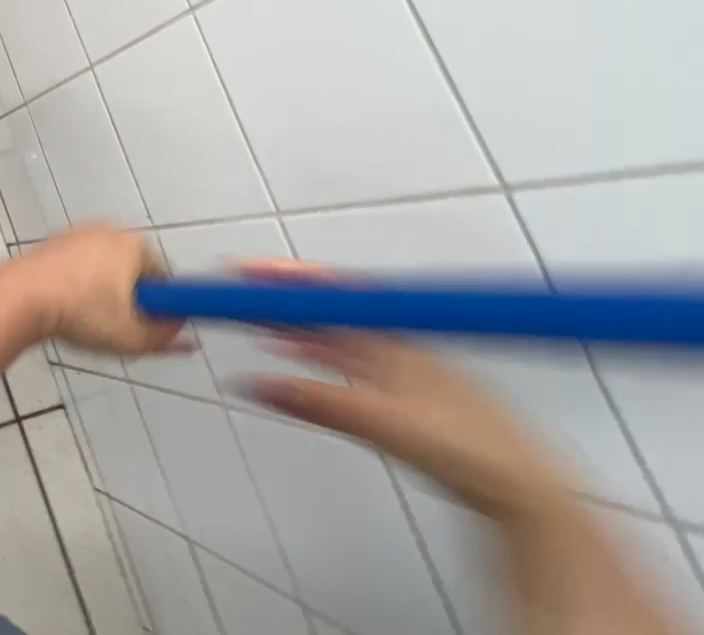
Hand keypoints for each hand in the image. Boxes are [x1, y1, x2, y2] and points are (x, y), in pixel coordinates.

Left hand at [9, 226, 185, 354]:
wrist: (20, 297)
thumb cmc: (82, 312)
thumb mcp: (133, 337)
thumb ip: (166, 337)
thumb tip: (184, 337)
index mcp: (134, 243)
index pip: (164, 276)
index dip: (159, 305)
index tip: (145, 325)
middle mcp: (107, 229)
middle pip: (132, 269)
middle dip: (128, 297)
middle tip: (115, 325)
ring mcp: (75, 233)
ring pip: (102, 268)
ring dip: (100, 291)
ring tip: (86, 317)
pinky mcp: (50, 243)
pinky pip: (76, 266)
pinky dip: (76, 284)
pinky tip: (65, 306)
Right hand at [244, 267, 572, 520]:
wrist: (528, 496)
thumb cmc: (475, 453)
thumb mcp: (386, 424)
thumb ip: (319, 402)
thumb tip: (252, 382)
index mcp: (396, 340)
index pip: (332, 291)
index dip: (286, 276)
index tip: (246, 270)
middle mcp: (398, 345)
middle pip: (329, 308)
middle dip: (281, 296)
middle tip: (237, 290)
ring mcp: (402, 368)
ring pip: (335, 332)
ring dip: (294, 322)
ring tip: (256, 319)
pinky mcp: (403, 393)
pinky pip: (344, 356)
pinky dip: (312, 350)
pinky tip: (295, 356)